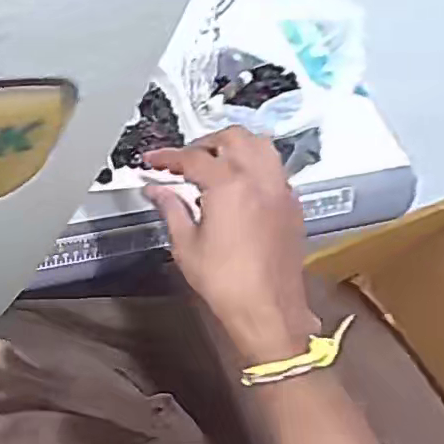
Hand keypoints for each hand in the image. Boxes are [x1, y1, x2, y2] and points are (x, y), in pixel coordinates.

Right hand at [142, 126, 320, 360]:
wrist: (264, 306)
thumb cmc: (225, 282)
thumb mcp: (185, 245)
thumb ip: (171, 209)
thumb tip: (157, 191)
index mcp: (229, 186)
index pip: (193, 157)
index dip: (168, 156)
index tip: (153, 160)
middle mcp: (259, 179)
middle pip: (232, 138)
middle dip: (203, 143)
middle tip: (181, 160)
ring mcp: (280, 189)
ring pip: (259, 145)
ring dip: (232, 147)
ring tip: (210, 164)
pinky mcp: (290, 203)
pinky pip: (272, 167)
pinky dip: (251, 163)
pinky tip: (235, 184)